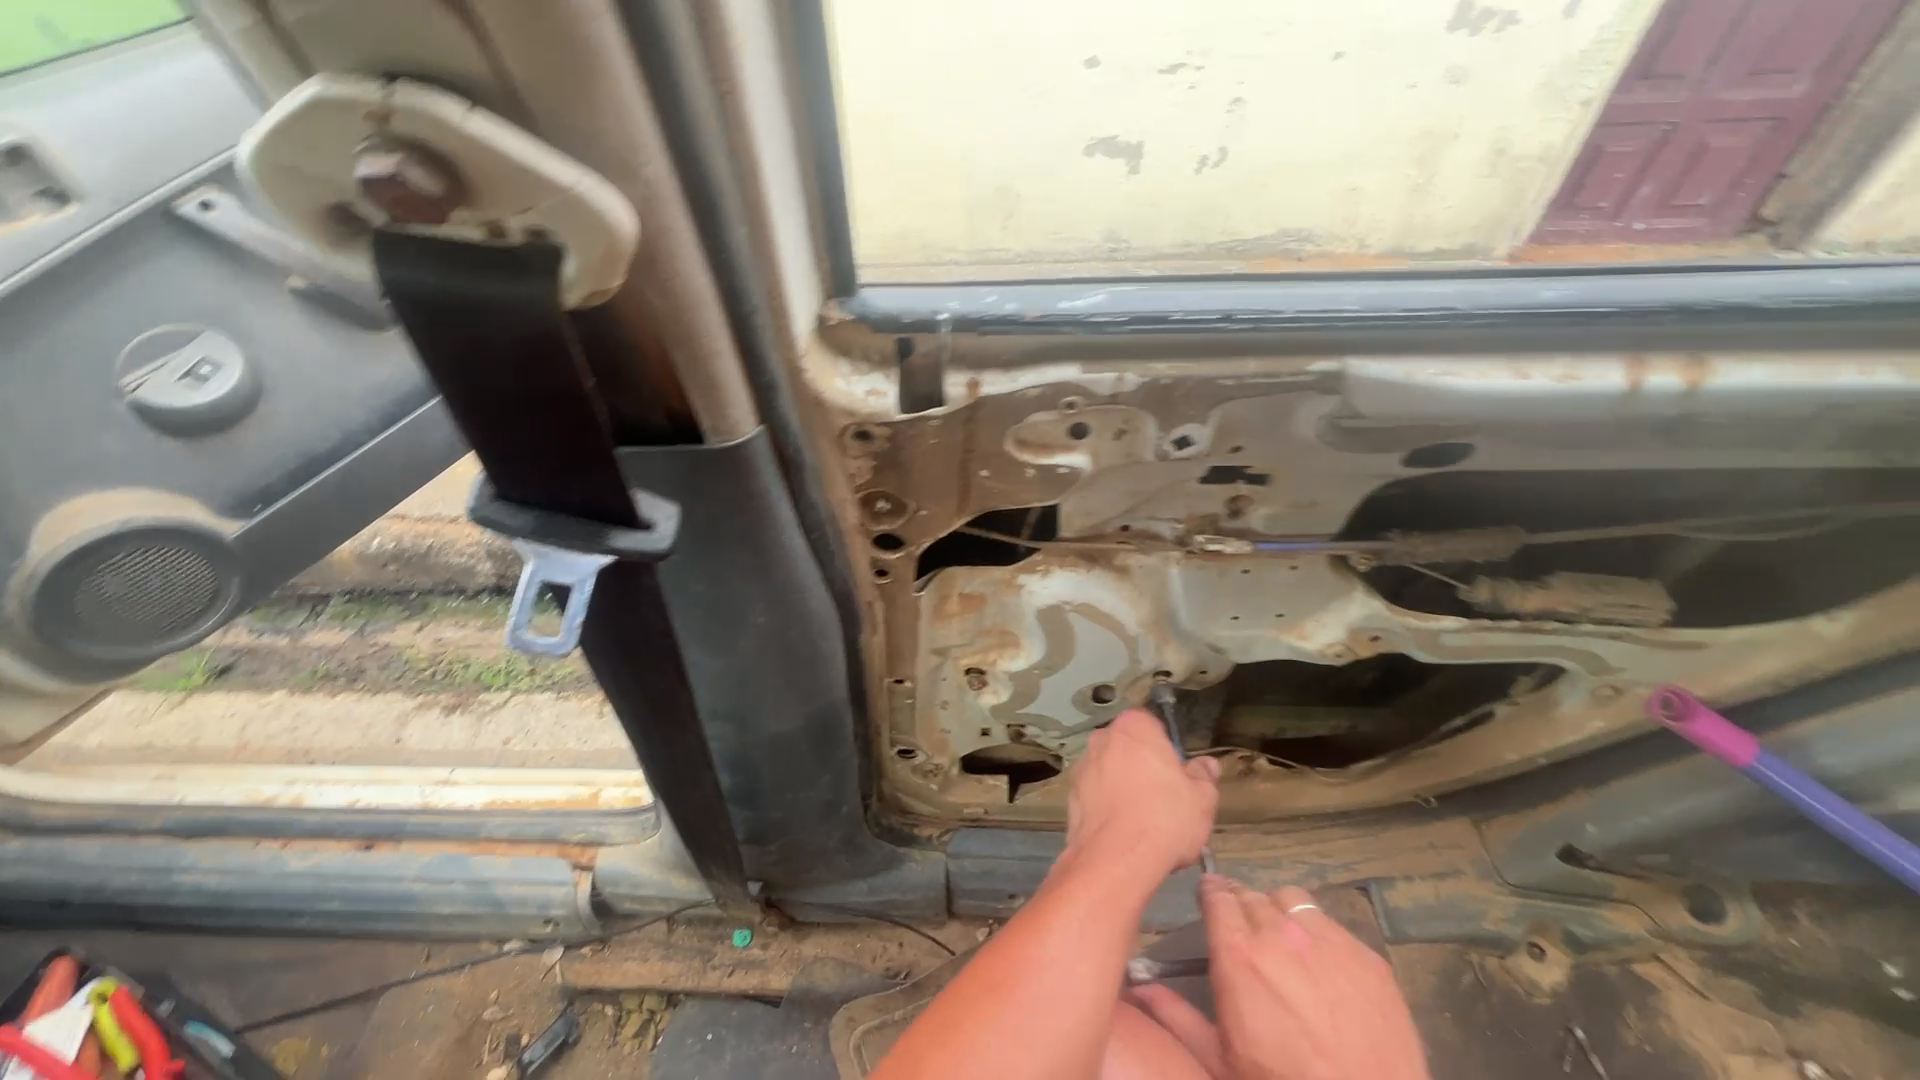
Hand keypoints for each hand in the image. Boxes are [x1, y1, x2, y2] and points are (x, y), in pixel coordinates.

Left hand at [1064, 709, 1218, 880]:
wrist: (1116, 859)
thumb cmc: (1165, 818)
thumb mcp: (1202, 799)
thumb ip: (1203, 776)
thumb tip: (1206, 765)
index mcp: (1134, 727)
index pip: (1150, 723)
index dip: (1164, 746)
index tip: (1175, 771)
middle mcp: (1102, 739)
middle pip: (1126, 747)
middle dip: (1141, 765)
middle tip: (1162, 796)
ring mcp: (1081, 768)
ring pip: (1108, 771)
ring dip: (1121, 786)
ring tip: (1141, 819)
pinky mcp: (1069, 797)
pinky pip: (1094, 795)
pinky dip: (1105, 807)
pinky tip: (1121, 831)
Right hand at [1129, 879, 1429, 1079]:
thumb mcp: (1218, 1060)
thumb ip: (1175, 1016)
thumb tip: (1136, 988)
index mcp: (1238, 955)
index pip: (1217, 896)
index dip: (1210, 893)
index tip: (1207, 898)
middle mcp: (1280, 934)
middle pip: (1251, 894)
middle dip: (1241, 903)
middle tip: (1240, 926)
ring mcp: (1328, 941)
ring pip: (1291, 898)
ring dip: (1277, 908)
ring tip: (1279, 936)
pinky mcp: (1366, 955)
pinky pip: (1331, 923)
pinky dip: (1317, 930)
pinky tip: (1318, 960)